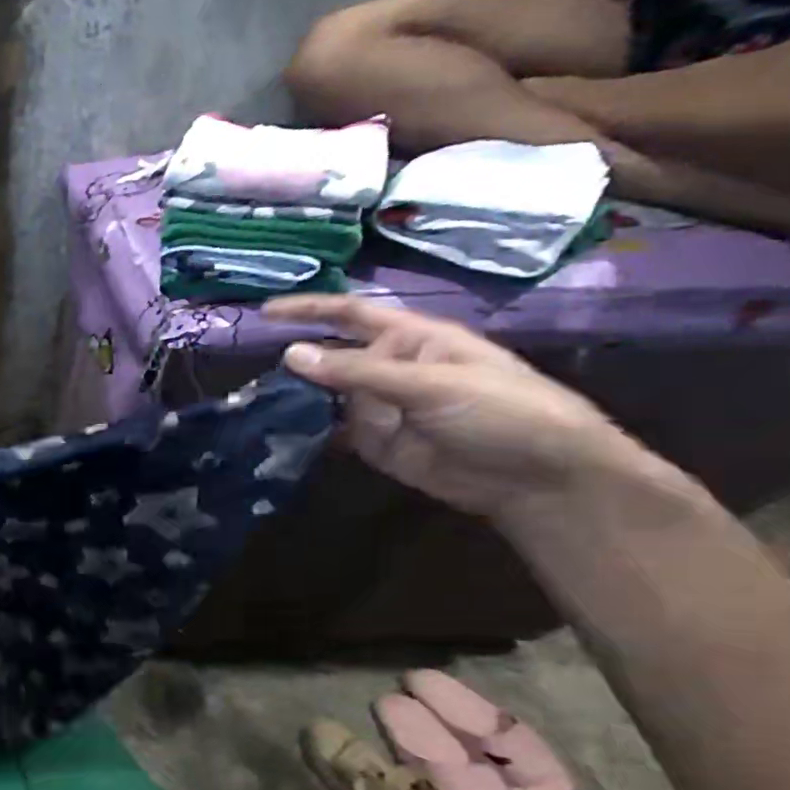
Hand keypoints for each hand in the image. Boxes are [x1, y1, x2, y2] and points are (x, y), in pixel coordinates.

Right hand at [263, 294, 645, 520]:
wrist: (539, 479)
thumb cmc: (503, 413)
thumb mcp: (431, 385)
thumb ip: (357, 372)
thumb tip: (290, 354)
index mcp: (412, 340)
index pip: (351, 315)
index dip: (309, 310)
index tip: (265, 312)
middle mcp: (389, 368)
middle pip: (329, 357)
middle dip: (294, 362)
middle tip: (249, 373)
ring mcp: (379, 407)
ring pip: (323, 396)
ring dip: (294, 400)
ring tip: (256, 405)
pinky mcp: (373, 442)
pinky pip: (330, 431)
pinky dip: (305, 432)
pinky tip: (278, 433)